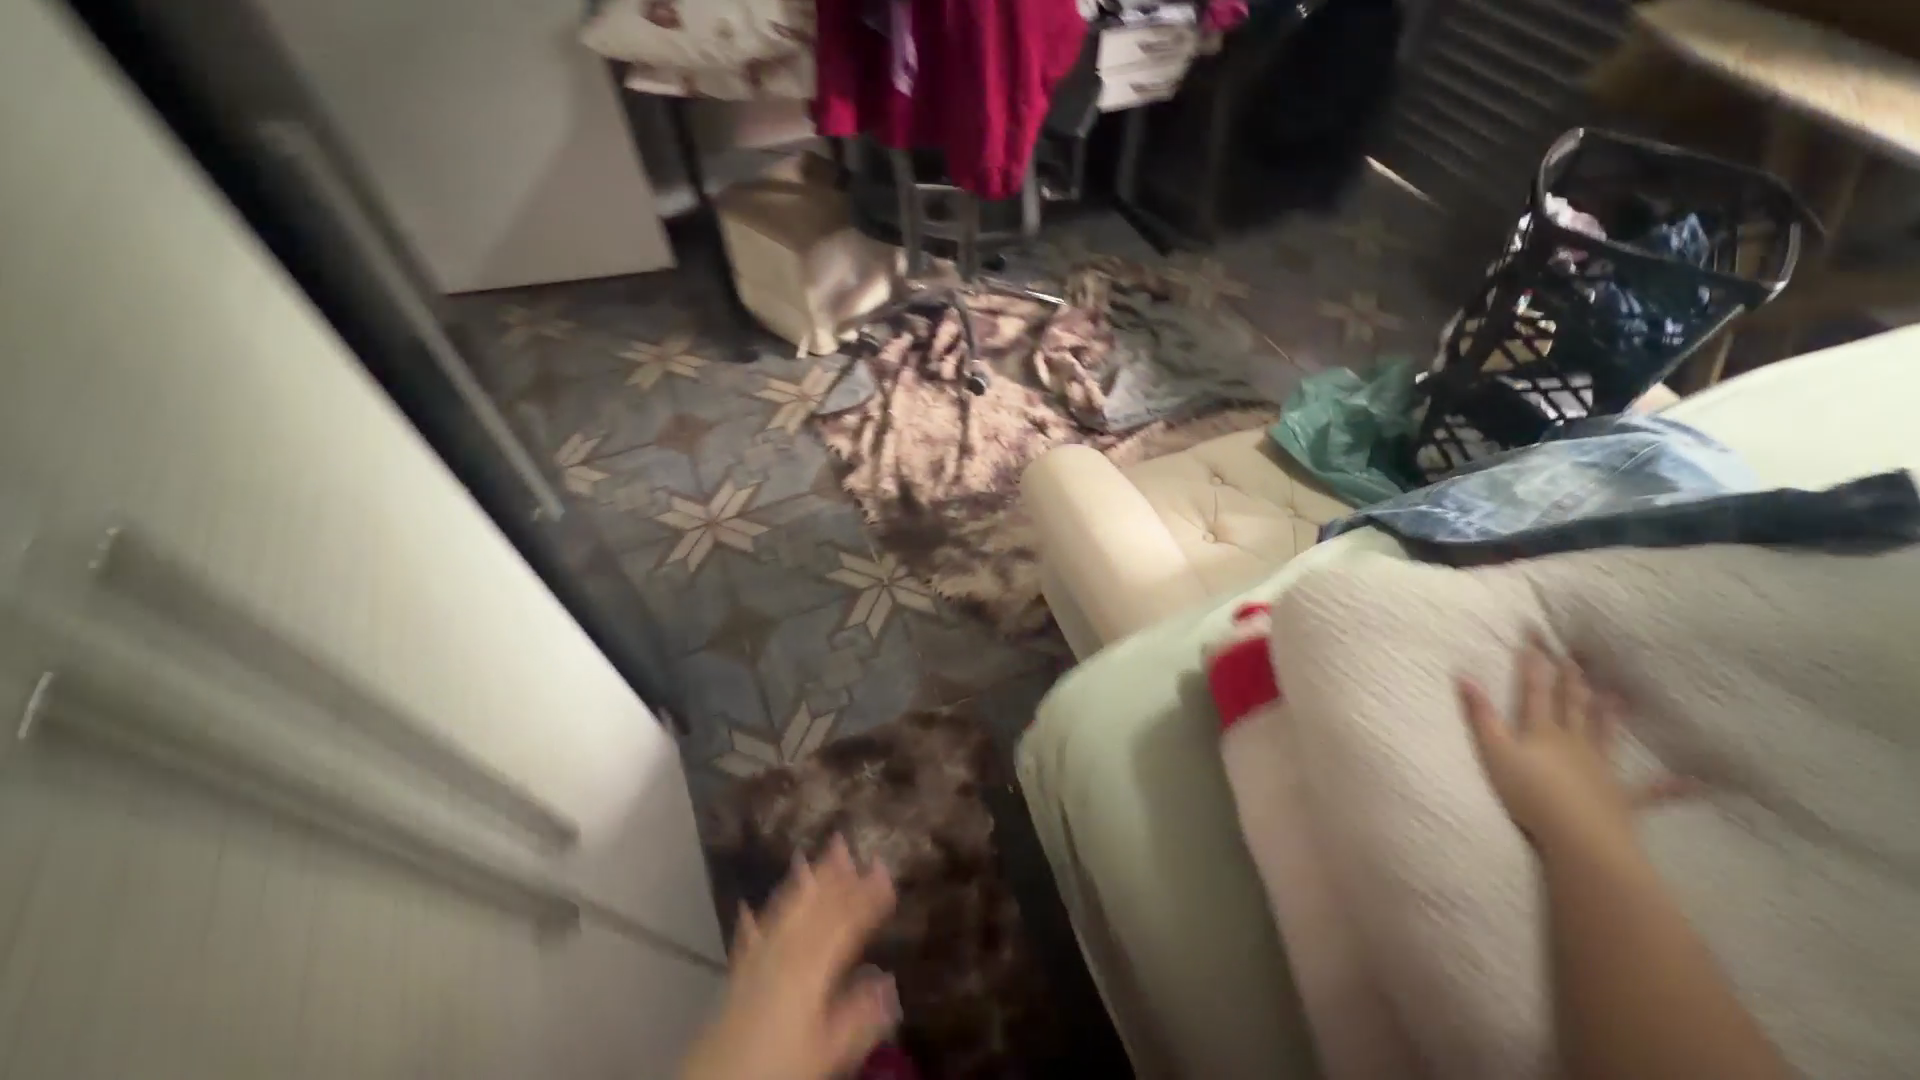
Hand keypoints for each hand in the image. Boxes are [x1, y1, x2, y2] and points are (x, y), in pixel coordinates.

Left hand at [679, 836, 900, 1079]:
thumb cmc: (778, 1070)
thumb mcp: (827, 1052)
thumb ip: (859, 1017)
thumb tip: (889, 982)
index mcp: (810, 968)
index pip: (845, 922)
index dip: (866, 895)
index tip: (884, 869)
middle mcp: (784, 954)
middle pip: (813, 907)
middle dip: (832, 876)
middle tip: (847, 843)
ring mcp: (758, 961)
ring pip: (783, 912)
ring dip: (799, 885)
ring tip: (812, 857)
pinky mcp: (738, 976)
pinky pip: (751, 934)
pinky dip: (757, 916)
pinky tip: (752, 907)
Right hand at [1456, 638, 1692, 857]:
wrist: (1578, 835)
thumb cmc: (1529, 794)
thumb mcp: (1493, 752)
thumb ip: (1480, 716)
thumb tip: (1464, 676)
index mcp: (1543, 731)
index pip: (1535, 690)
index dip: (1533, 664)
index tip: (1534, 638)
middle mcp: (1575, 742)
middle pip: (1573, 705)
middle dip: (1572, 680)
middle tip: (1576, 658)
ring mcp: (1601, 769)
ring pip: (1606, 735)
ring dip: (1611, 715)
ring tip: (1619, 696)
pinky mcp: (1621, 797)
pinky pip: (1651, 791)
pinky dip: (1671, 787)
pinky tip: (1695, 783)